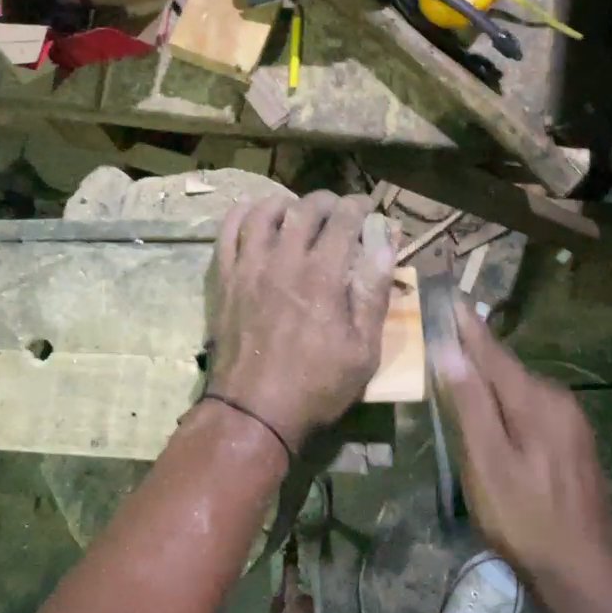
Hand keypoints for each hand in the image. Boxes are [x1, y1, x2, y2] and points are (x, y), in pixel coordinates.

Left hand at [209, 193, 395, 447]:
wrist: (253, 411)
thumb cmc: (316, 386)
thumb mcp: (363, 350)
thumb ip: (374, 292)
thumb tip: (386, 241)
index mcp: (323, 275)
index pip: (344, 220)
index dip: (359, 207)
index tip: (367, 208)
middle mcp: (284, 260)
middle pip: (306, 209)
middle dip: (328, 201)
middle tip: (338, 209)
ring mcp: (249, 266)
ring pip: (265, 212)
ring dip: (286, 203)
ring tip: (298, 210)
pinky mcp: (225, 278)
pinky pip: (228, 231)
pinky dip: (244, 213)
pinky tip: (255, 214)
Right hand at [434, 301, 611, 585]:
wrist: (584, 573)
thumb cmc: (524, 518)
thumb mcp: (487, 462)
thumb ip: (470, 403)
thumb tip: (450, 350)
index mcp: (536, 401)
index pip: (493, 351)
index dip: (467, 326)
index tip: (448, 296)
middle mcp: (558, 400)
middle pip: (506, 368)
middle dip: (474, 354)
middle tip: (440, 337)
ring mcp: (570, 422)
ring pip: (518, 389)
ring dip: (488, 381)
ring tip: (456, 374)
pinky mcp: (572, 442)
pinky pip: (530, 408)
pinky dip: (505, 403)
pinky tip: (490, 416)